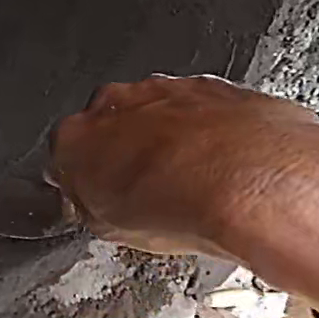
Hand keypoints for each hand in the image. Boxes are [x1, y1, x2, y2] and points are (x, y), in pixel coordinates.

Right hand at [49, 75, 318, 317]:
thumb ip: (91, 205)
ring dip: (169, 144)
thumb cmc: (179, 203)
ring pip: (158, 116)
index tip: (98, 198)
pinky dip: (212, 136)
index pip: (65, 155)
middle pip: (111, 127)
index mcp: (75, 135)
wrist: (253, 183)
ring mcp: (168, 91)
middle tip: (146, 194)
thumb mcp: (110, 229)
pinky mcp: (219, 88)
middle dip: (124, 154)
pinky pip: (206, 113)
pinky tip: (226, 171)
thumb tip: (93, 204)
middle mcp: (117, 103)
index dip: (82, 180)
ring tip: (193, 188)